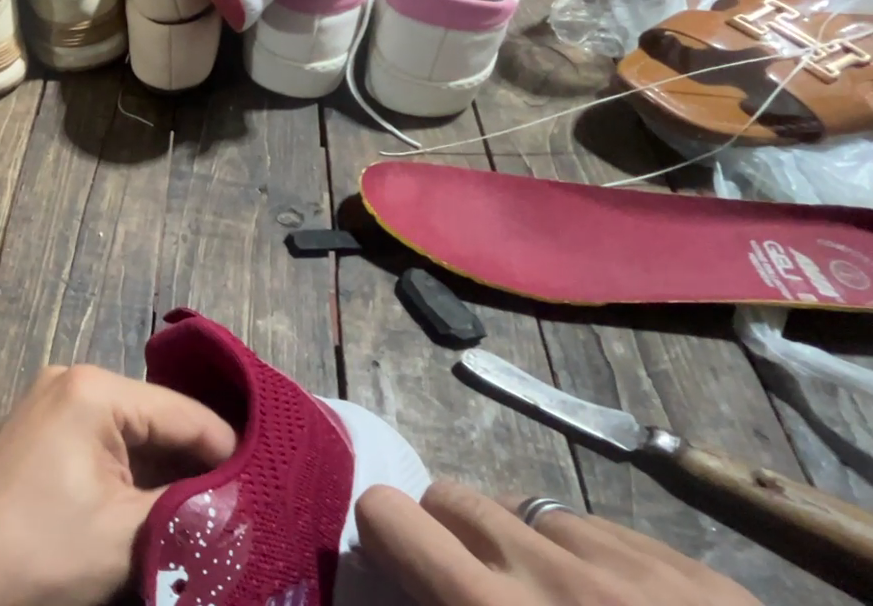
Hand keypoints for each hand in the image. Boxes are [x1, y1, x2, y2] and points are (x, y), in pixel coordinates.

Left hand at [0, 365, 235, 605]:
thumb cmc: (44, 549)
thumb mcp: (134, 534)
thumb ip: (198, 512)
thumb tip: (255, 506)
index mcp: (95, 389)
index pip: (190, 416)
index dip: (237, 459)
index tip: (275, 500)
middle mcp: (74, 381)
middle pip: (163, 423)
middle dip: (202, 470)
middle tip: (249, 513)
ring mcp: (54, 405)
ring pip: (137, 438)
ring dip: (170, 478)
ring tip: (214, 517)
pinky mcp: (44, 434)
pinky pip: (108, 447)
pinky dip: (136, 479)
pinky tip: (163, 513)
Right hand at [357, 480, 760, 605]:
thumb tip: (406, 590)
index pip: (387, 512)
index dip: (389, 540)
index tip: (409, 575)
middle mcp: (552, 577)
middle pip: (450, 496)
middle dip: (451, 538)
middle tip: (482, 592)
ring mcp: (633, 569)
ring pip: (525, 509)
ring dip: (525, 550)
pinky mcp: (701, 575)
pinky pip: (603, 532)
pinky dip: (594, 564)